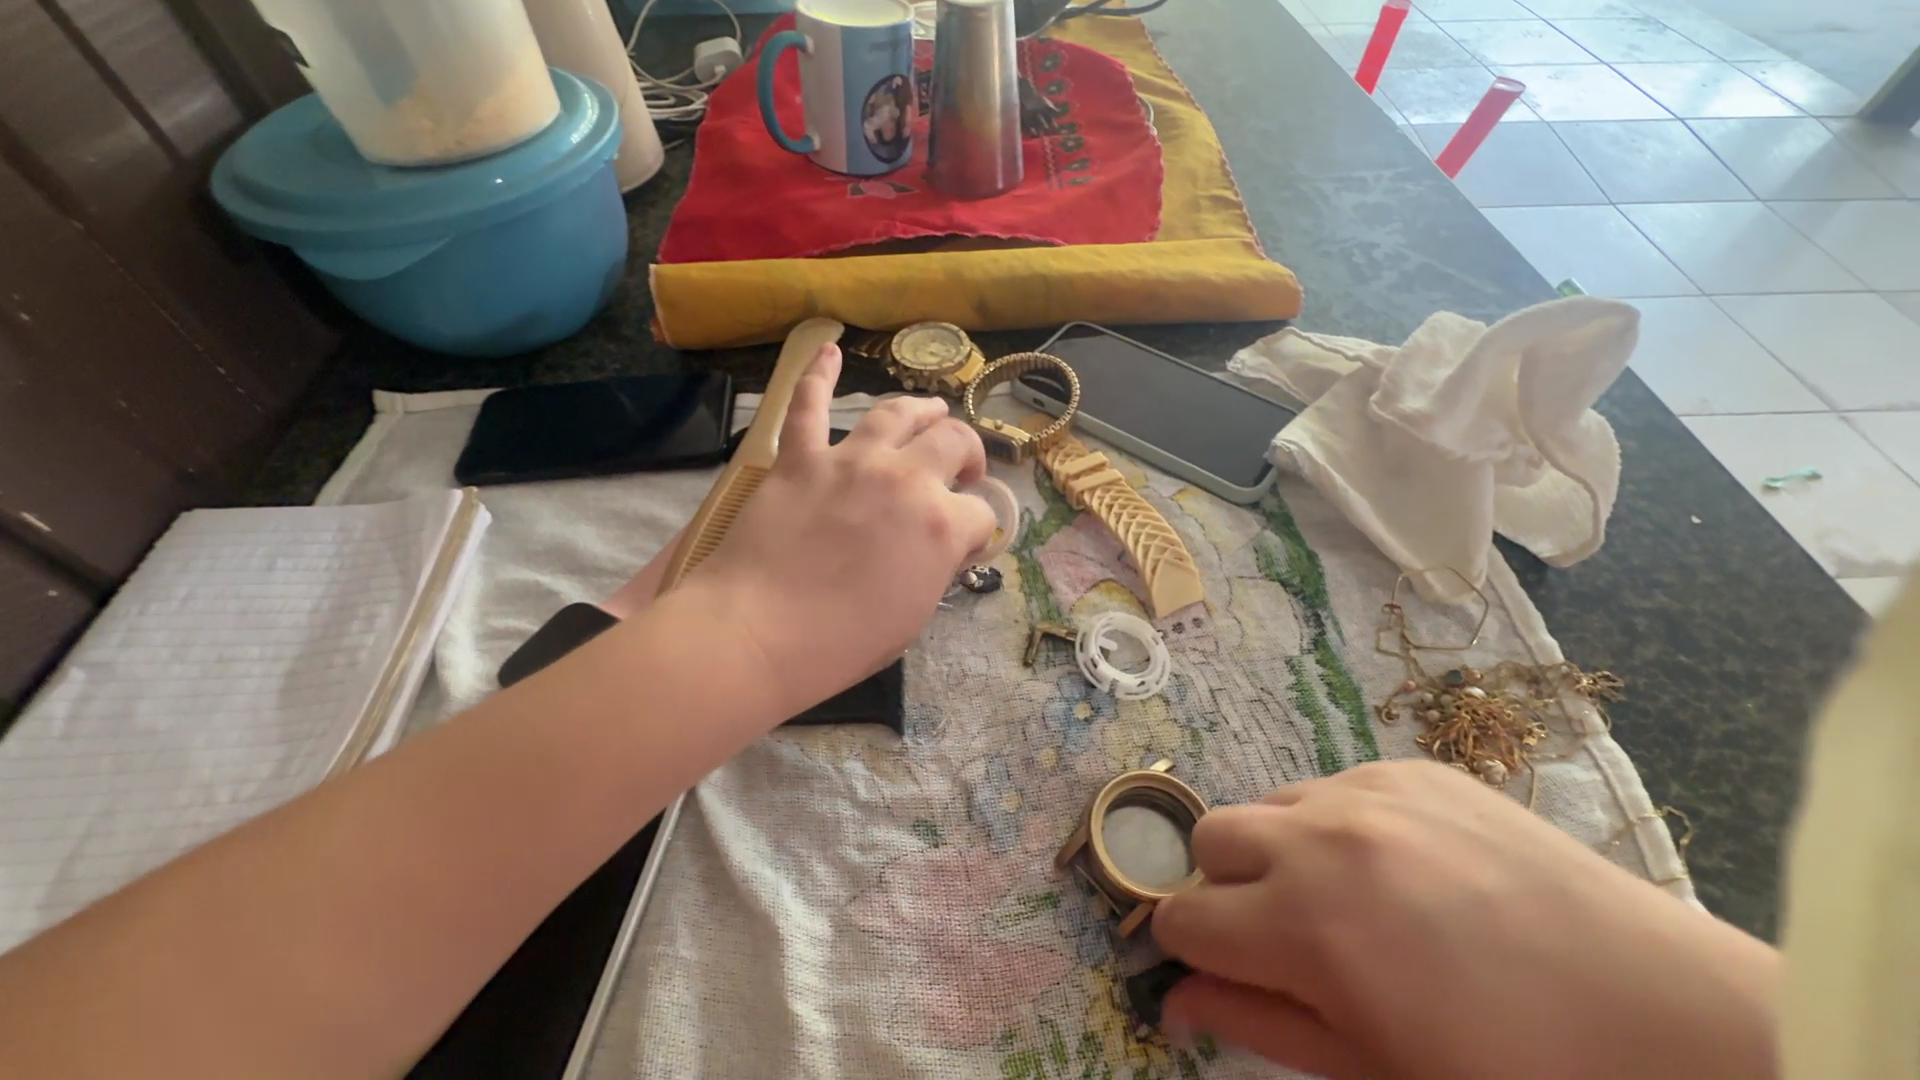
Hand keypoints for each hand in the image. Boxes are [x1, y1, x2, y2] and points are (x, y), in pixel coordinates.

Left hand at [686, 343, 995, 714]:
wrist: (758, 633)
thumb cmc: (840, 642)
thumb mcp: (912, 616)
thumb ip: (935, 568)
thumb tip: (942, 545)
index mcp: (940, 525)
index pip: (980, 513)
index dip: (977, 530)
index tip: (964, 545)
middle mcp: (905, 479)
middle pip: (953, 444)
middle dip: (966, 456)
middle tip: (959, 471)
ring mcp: (850, 461)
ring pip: (897, 414)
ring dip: (922, 409)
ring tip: (931, 410)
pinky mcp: (800, 459)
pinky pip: (808, 405)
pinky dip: (817, 374)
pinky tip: (827, 348)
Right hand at [1151, 761, 1777, 1079]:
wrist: (1660, 1011)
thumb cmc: (1506, 1068)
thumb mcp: (1369, 1070)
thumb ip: (1256, 1025)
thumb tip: (1174, 1001)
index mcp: (1304, 928)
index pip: (1183, 918)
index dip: (1191, 950)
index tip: (1224, 967)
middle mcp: (1320, 839)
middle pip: (1209, 838)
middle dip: (1226, 888)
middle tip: (1287, 934)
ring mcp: (1368, 791)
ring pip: (1269, 804)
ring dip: (1281, 849)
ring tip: (1352, 897)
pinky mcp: (1412, 767)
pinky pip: (1336, 785)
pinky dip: (1340, 824)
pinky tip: (1404, 868)